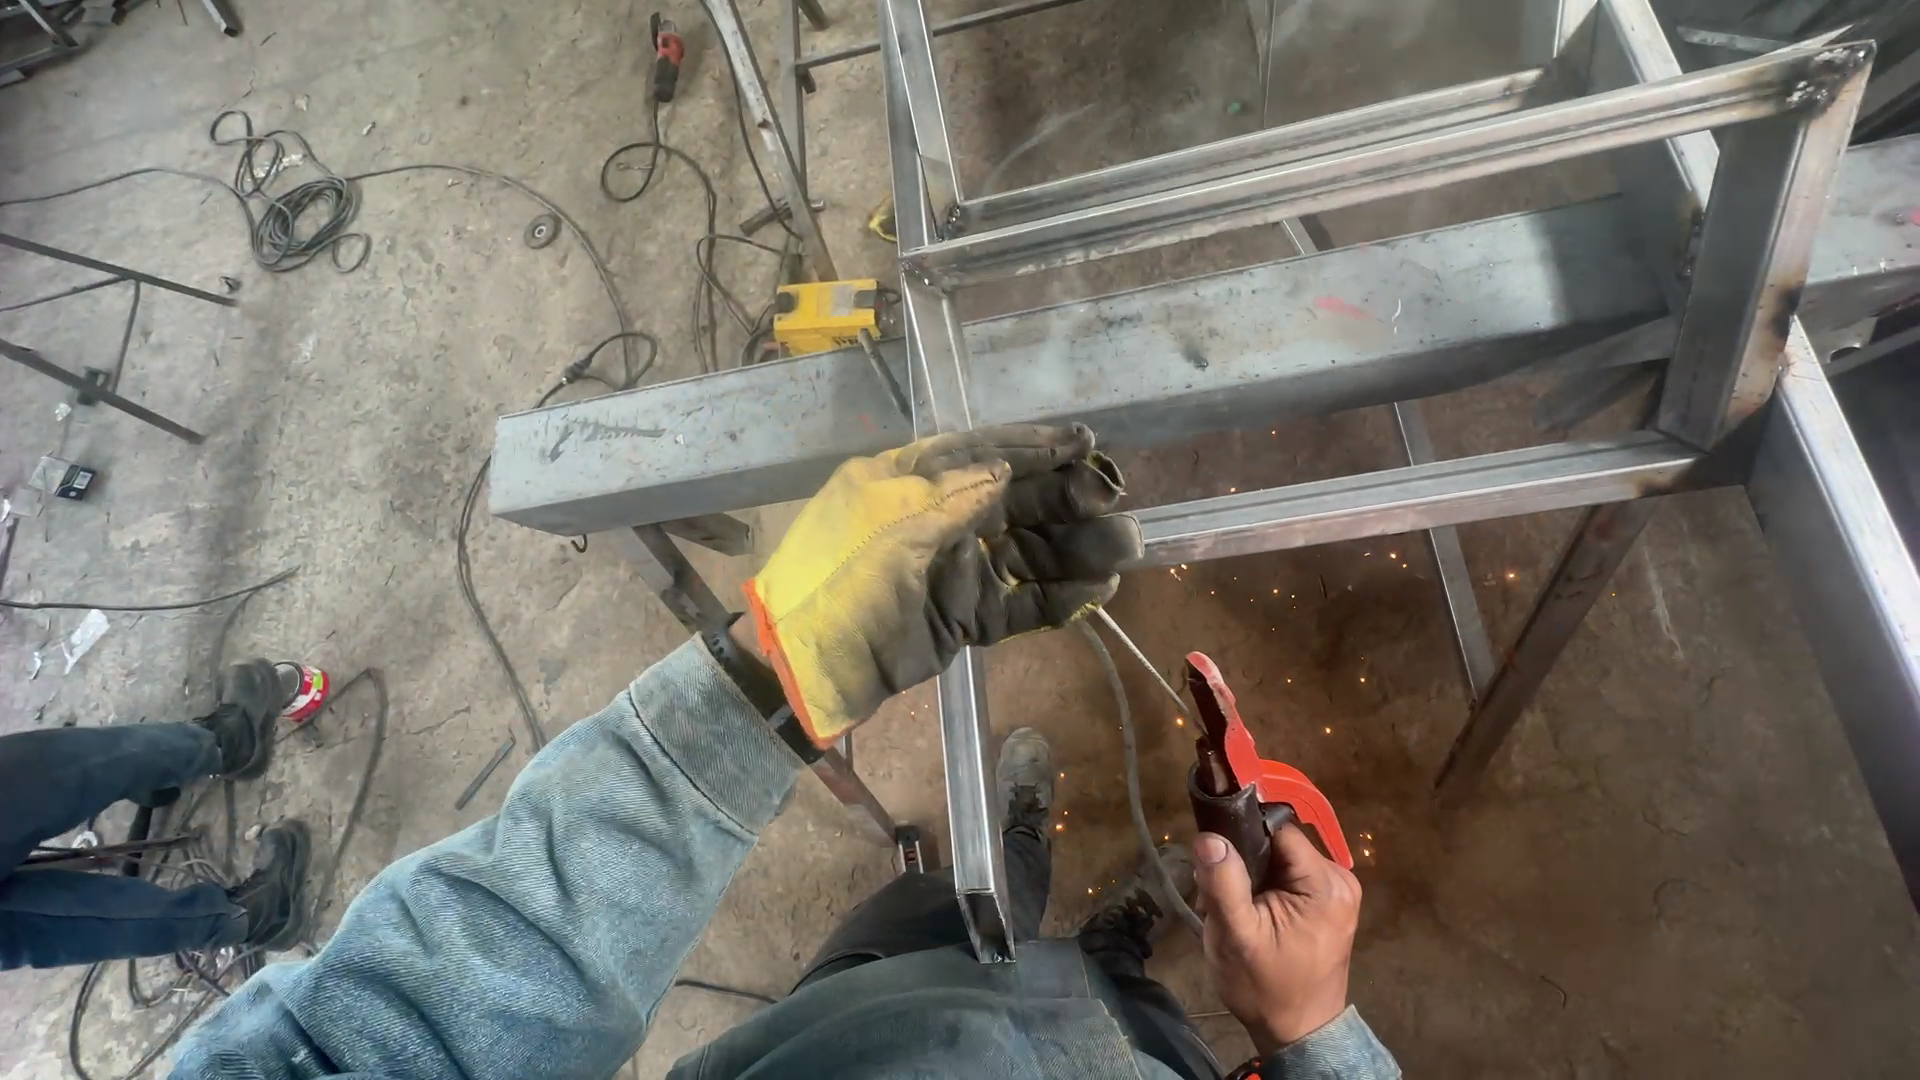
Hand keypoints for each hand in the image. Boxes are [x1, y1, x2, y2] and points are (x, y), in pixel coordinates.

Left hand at [744, 424, 1141, 746]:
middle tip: (1109, 498)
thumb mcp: (891, 521)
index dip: (1034, 446)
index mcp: (911, 481)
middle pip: (1015, 500)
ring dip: (1075, 548)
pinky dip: (1058, 597)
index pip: (982, 452)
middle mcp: (939, 518)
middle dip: (1065, 496)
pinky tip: (1096, 590)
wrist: (806, 665)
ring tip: (1124, 546)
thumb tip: (1008, 468)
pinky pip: (1020, 601)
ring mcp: (955, 568)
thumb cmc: (840, 578)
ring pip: (1026, 551)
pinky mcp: (966, 615)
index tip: (1085, 442)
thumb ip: (953, 492)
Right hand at [1193, 823, 1362, 1055]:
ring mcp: (1335, 890)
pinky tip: (1248, 909)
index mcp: (1326, 883)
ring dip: (1249, 873)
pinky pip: (1285, 872)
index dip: (1241, 838)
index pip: (1275, 830)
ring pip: (1277, 855)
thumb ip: (1223, 883)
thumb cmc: (1266, 988)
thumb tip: (1209, 837)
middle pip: (1276, 841)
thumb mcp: (1236, 936)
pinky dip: (1262, 884)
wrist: (1297, 1035)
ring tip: (1231, 905)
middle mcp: (1339, 878)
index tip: (1216, 863)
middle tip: (1217, 893)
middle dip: (1243, 859)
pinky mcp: (1326, 901)